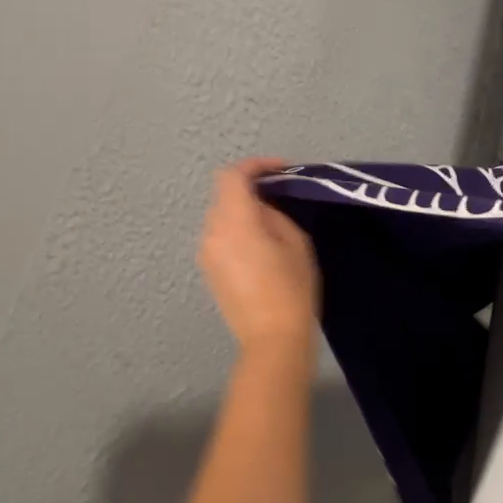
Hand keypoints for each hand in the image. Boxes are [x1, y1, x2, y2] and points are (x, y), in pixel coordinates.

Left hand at [198, 157, 318, 357]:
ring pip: (222, 217)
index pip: (233, 176)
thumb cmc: (291, 287)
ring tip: (274, 221)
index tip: (283, 170)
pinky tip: (262, 245)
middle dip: (252, 188)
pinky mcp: (209, 271)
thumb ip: (275, 215)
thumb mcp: (295, 242)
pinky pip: (221, 237)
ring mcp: (206, 253)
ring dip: (245, 210)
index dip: (257, 165)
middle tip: (283, 195)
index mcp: (234, 221)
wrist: (272, 337)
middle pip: (225, 195)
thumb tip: (262, 208)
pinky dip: (239, 230)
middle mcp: (211, 232)